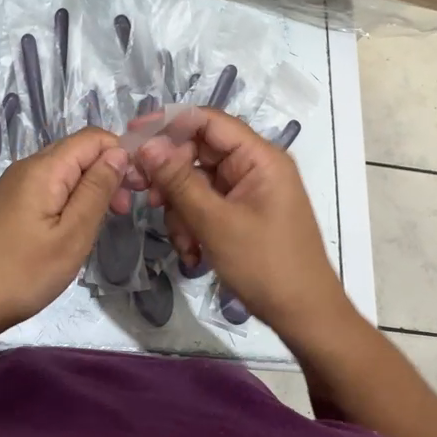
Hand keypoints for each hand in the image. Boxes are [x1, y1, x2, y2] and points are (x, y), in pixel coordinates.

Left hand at [0, 128, 131, 335]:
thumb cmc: (22, 272)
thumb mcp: (72, 235)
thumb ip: (97, 190)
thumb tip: (119, 152)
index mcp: (44, 168)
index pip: (93, 137)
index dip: (122, 154)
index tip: (139, 189)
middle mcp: (28, 167)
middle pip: (78, 152)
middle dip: (108, 172)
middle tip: (123, 213)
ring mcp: (15, 185)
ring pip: (64, 172)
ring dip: (90, 189)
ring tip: (103, 224)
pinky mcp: (9, 204)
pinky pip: (49, 188)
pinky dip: (70, 201)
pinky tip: (75, 230)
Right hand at [131, 108, 347, 332]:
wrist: (304, 315)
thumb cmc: (266, 265)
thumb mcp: (215, 222)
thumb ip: (178, 181)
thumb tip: (146, 144)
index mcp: (259, 157)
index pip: (206, 121)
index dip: (168, 123)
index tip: (132, 136)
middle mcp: (254, 166)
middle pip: (198, 152)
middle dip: (170, 177)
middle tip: (143, 194)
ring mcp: (248, 191)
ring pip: (197, 182)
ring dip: (180, 209)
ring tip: (183, 242)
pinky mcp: (242, 213)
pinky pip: (206, 205)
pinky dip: (193, 224)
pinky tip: (192, 252)